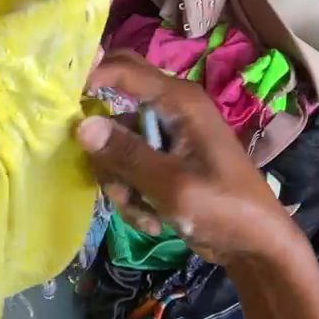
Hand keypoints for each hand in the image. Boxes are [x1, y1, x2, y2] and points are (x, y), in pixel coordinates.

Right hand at [77, 53, 303, 265]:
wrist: (258, 249)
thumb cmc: (225, 209)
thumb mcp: (172, 186)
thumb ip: (127, 155)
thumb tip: (81, 125)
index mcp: (179, 100)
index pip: (124, 69)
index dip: (91, 77)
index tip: (60, 105)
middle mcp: (171, 107)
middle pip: (116, 103)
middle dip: (104, 142)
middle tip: (102, 168)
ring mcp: (167, 134)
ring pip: (117, 143)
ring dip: (120, 181)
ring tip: (142, 211)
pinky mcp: (163, 160)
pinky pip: (129, 166)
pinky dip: (133, 193)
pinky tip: (153, 218)